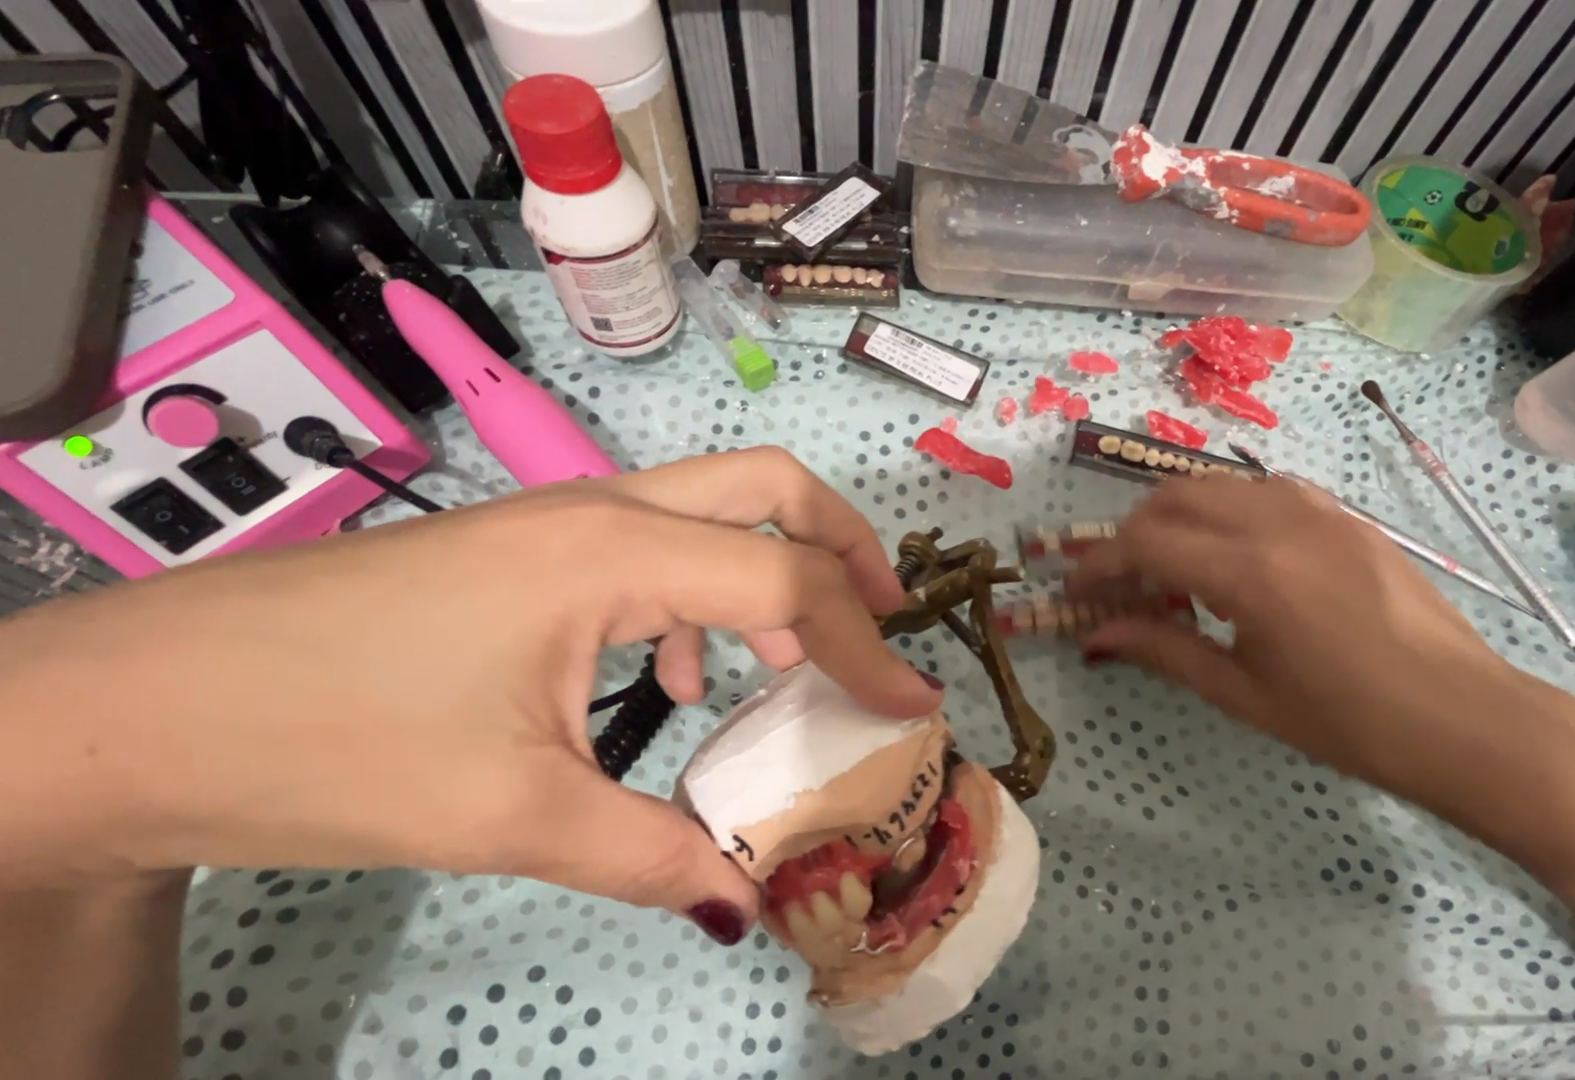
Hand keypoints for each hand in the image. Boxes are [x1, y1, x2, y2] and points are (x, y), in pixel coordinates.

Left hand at [0, 448, 941, 940]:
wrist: (132, 710)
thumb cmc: (327, 743)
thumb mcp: (509, 813)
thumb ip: (648, 854)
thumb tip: (744, 905)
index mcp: (611, 552)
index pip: (784, 580)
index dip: (867, 643)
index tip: (914, 704)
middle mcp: (602, 511)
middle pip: (768, 484)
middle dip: (845, 546)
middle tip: (885, 622)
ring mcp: (564, 520)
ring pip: (716, 506)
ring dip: (777, 569)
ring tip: (801, 660)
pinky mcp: (532, 548)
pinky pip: (658, 546)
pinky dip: (705, 597)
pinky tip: (678, 673)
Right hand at [1069, 475, 1574, 880]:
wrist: (1468, 719)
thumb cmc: (1349, 723)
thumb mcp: (1243, 693)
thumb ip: (1162, 650)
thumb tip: (1094, 635)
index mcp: (1251, 573)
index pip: (1145, 543)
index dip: (1098, 562)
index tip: (1074, 587)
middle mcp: (1279, 521)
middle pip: (1173, 498)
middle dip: (1131, 532)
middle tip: (1117, 579)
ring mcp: (1318, 510)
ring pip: (1218, 484)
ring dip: (1177, 515)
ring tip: (1169, 565)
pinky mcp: (1345, 516)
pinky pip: (1263, 490)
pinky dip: (1225, 509)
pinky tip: (1229, 552)